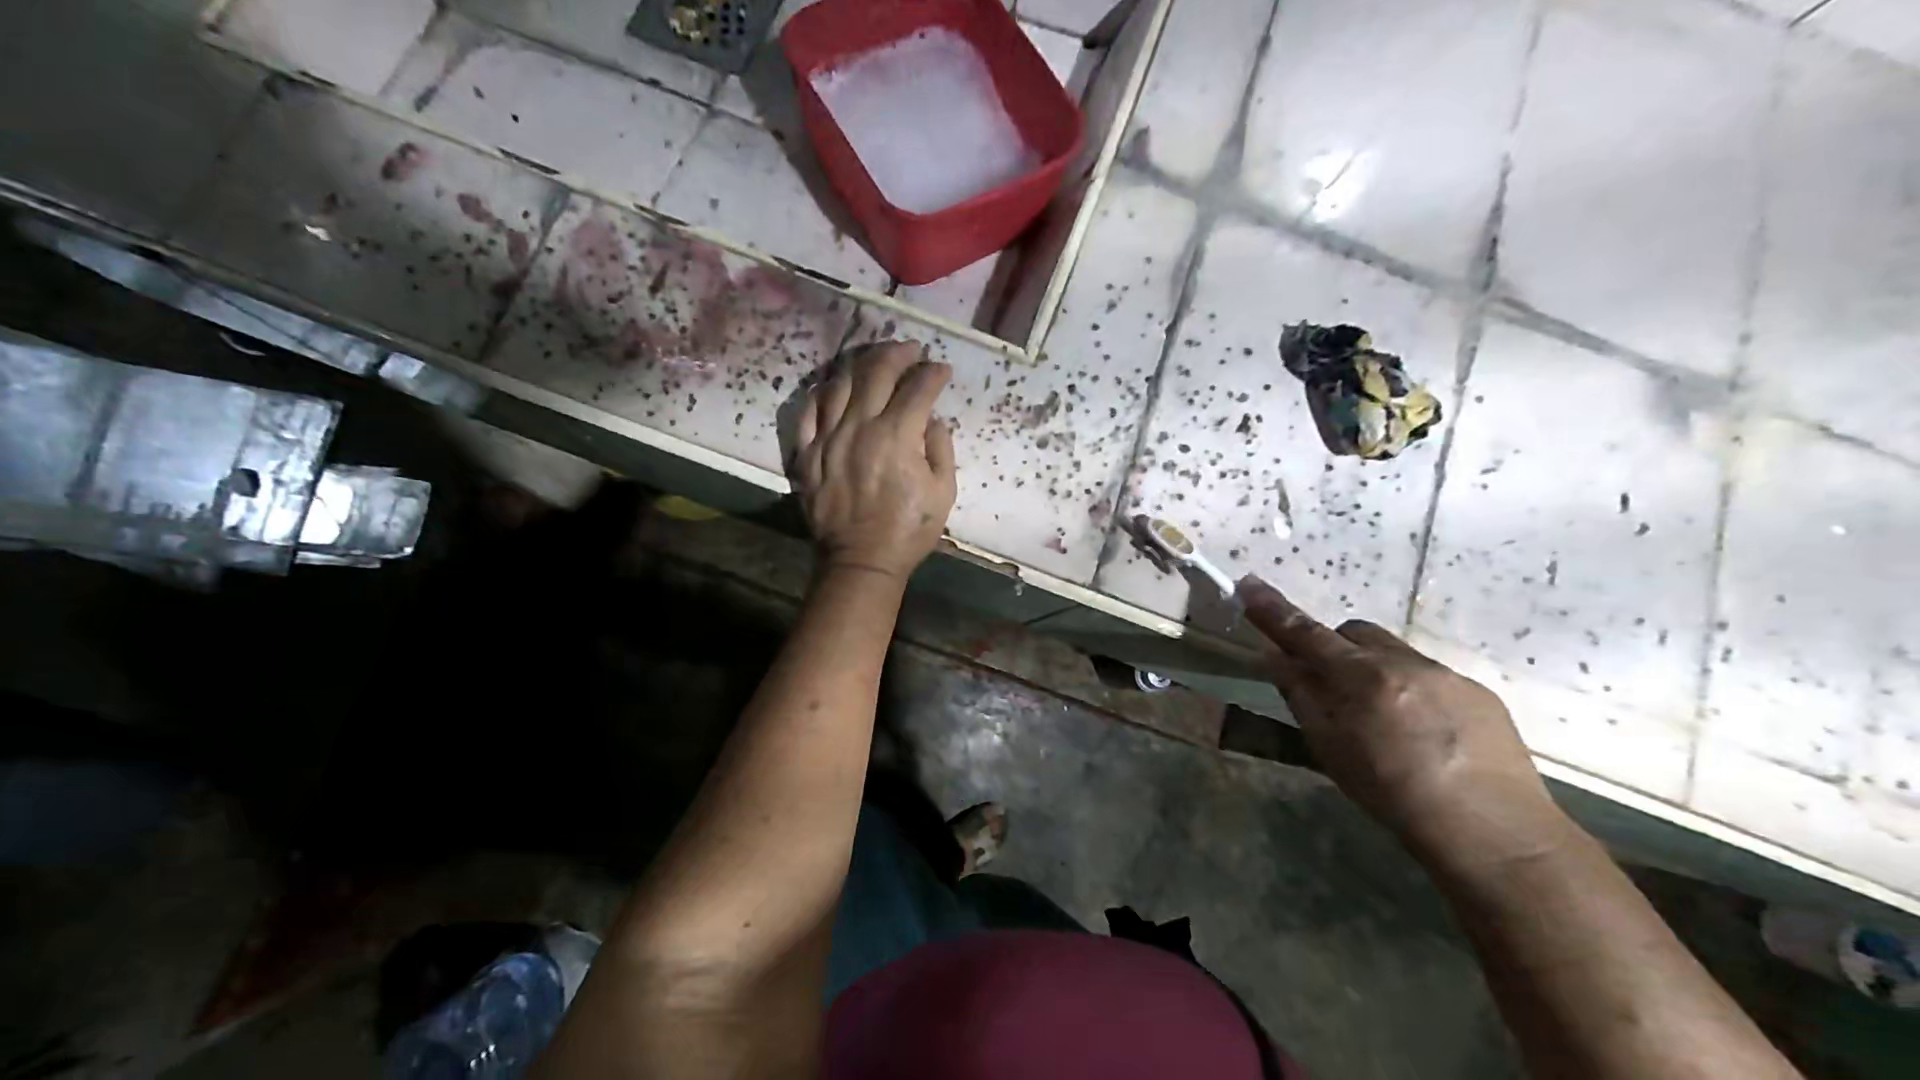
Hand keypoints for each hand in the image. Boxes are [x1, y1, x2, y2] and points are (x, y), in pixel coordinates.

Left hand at [793, 342, 957, 580]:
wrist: (861, 562)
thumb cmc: (909, 530)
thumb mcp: (943, 493)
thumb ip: (941, 449)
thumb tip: (932, 420)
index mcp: (898, 436)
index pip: (919, 388)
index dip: (934, 373)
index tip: (942, 369)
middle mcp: (860, 426)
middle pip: (877, 373)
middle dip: (898, 354)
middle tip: (911, 350)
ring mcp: (829, 438)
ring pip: (841, 383)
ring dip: (861, 364)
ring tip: (875, 360)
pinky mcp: (808, 454)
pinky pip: (810, 412)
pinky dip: (824, 393)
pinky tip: (835, 387)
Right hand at [1237, 577, 1568, 868]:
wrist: (1494, 831)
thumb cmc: (1393, 794)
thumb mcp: (1330, 748)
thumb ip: (1301, 695)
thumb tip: (1276, 656)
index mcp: (1360, 676)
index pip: (1304, 632)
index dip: (1272, 609)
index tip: (1249, 585)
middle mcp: (1403, 662)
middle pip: (1354, 632)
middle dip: (1333, 647)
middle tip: (1329, 684)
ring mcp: (1446, 673)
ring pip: (1393, 653)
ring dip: (1374, 670)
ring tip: (1383, 720)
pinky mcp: (1479, 692)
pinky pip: (1430, 675)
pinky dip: (1411, 690)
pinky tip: (1424, 734)